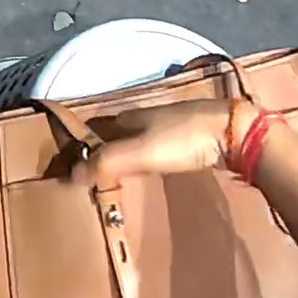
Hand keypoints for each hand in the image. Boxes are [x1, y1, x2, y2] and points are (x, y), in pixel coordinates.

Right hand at [77, 98, 262, 185]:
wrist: (230, 132)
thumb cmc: (181, 140)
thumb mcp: (140, 153)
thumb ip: (107, 163)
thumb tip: (70, 175)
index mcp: (125, 117)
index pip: (92, 130)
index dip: (79, 147)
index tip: (67, 168)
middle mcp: (139, 117)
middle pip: (110, 136)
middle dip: (97, 153)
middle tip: (86, 179)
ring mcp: (161, 126)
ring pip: (129, 141)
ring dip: (118, 157)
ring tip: (109, 180)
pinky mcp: (180, 137)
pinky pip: (148, 148)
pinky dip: (137, 159)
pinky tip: (142, 172)